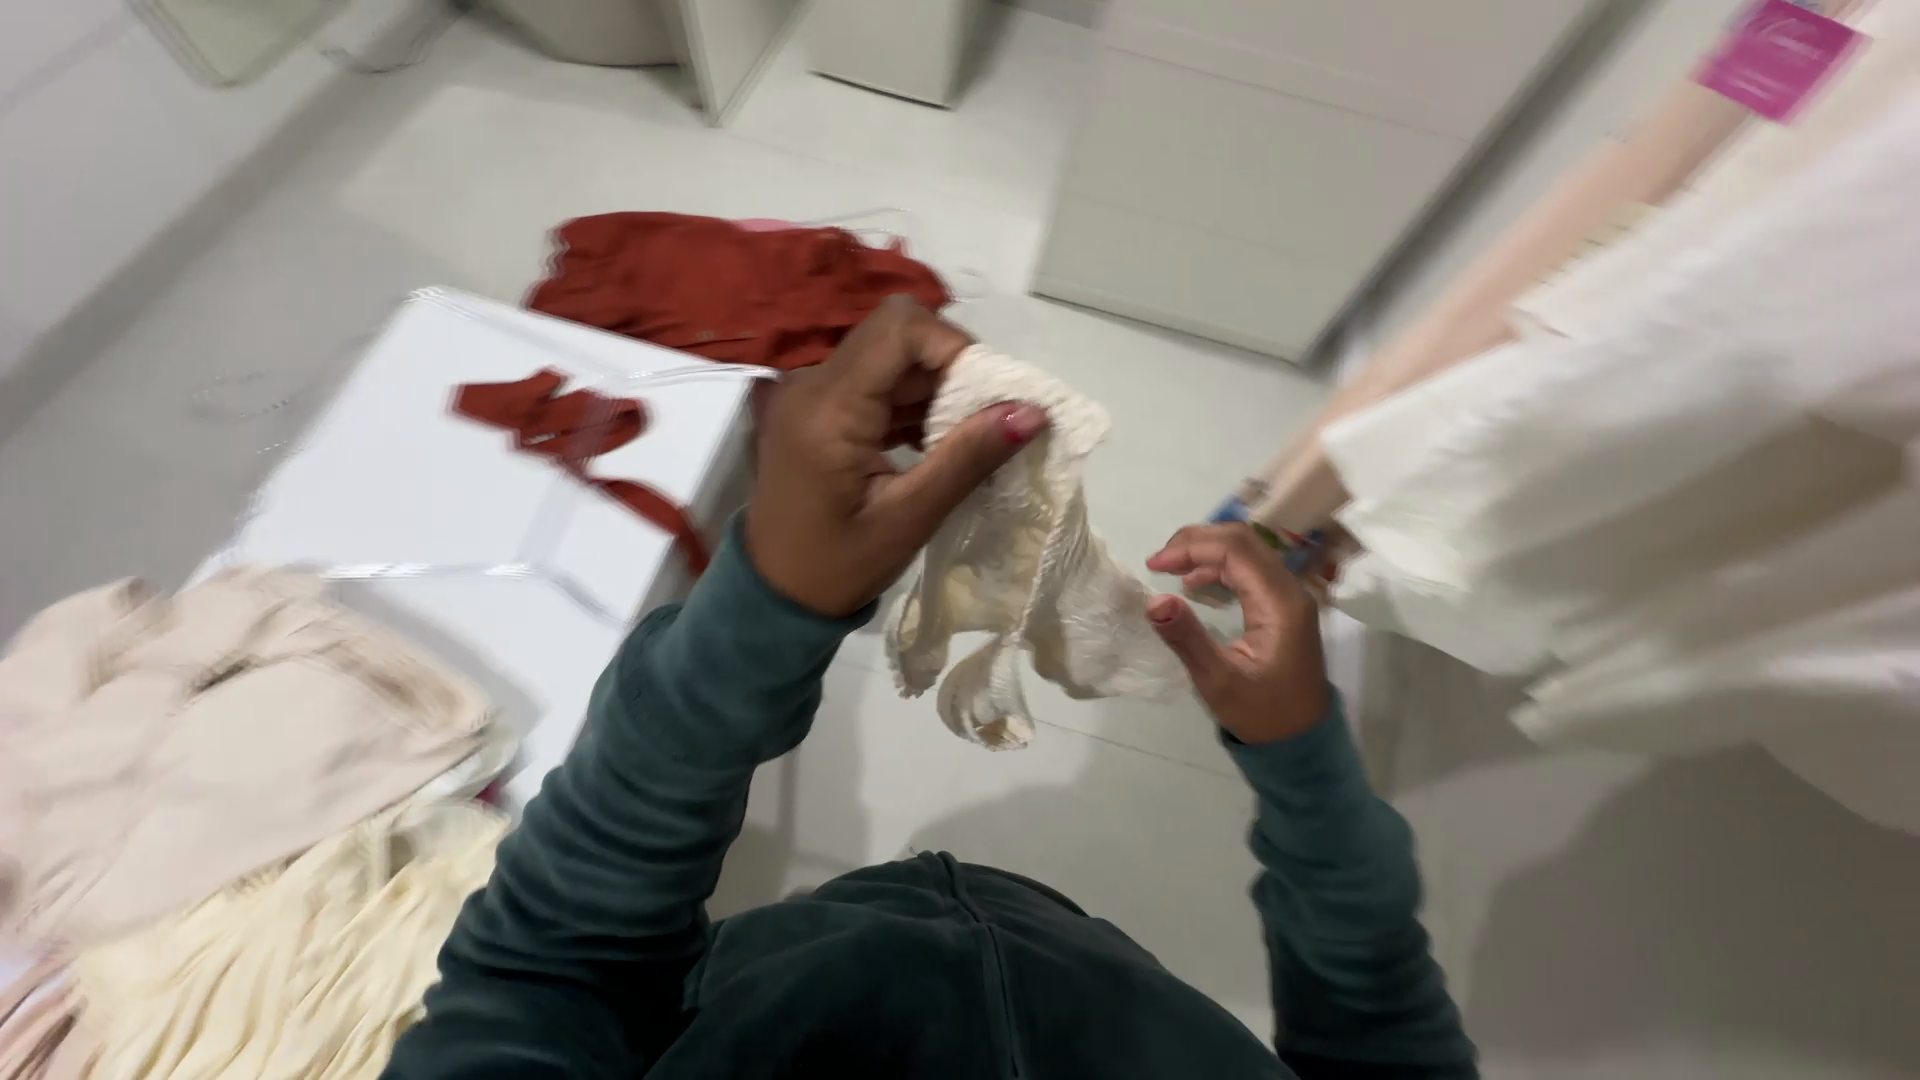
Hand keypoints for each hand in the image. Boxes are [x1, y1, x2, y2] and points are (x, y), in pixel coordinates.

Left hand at [747, 296, 1048, 616]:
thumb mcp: (909, 518)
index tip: (988, 399)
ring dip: (937, 388)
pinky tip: (935, 443)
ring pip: (891, 357)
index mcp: (828, 408)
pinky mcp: (820, 410)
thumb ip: (968, 459)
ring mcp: (813, 394)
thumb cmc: (837, 566)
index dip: (954, 348)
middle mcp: (813, 384)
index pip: (900, 328)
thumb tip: (1033, 412)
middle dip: (952, 368)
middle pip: (897, 336)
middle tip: (982, 423)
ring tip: (961, 440)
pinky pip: (877, 383)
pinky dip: (915, 403)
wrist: (775, 595)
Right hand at [1145, 524, 1327, 743]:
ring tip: (1170, 570)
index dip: (1191, 547)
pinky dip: (1218, 567)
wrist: (1302, 741)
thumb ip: (1187, 638)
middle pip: (1243, 541)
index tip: (1154, 566)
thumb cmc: (1262, 714)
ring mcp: (1288, 596)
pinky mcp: (1282, 606)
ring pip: (1247, 551)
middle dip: (1196, 542)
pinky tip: (1195, 585)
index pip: (1235, 549)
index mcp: (1279, 603)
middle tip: (1159, 562)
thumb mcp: (1219, 681)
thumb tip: (1154, 601)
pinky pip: (1250, 569)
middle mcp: (1289, 590)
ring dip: (1206, 552)